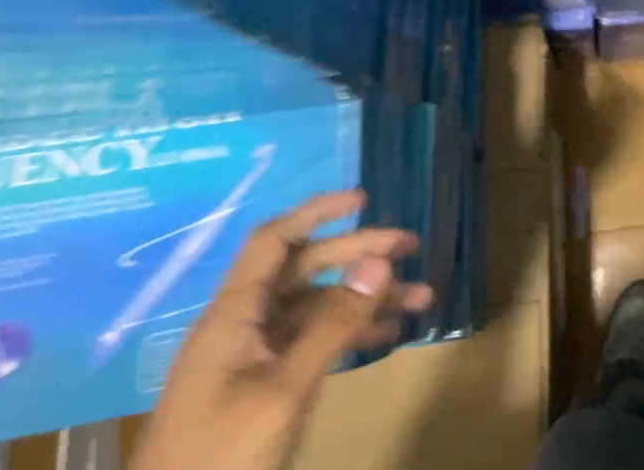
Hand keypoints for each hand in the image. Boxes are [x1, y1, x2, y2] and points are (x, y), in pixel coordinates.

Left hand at [133, 191, 433, 469]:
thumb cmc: (223, 454)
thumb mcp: (286, 389)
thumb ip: (333, 323)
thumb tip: (380, 260)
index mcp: (233, 315)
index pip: (274, 242)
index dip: (316, 213)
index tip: (364, 200)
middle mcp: (240, 324)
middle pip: (303, 270)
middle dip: (358, 255)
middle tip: (412, 247)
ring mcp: (249, 355)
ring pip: (314, 306)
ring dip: (365, 299)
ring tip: (420, 300)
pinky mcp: (259, 383)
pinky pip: (310, 340)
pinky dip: (349, 332)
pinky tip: (387, 337)